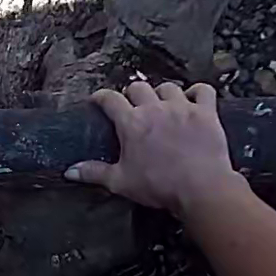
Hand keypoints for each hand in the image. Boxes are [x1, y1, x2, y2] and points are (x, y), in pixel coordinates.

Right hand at [65, 81, 248, 215]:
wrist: (200, 188)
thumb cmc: (158, 186)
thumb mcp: (120, 181)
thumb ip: (94, 173)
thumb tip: (69, 172)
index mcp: (131, 122)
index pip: (110, 99)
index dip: (101, 97)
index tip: (98, 100)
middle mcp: (155, 108)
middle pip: (139, 87)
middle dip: (132, 94)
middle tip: (132, 106)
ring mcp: (182, 108)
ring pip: (168, 87)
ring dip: (162, 93)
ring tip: (162, 104)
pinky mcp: (206, 113)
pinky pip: (203, 90)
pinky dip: (197, 92)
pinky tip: (193, 99)